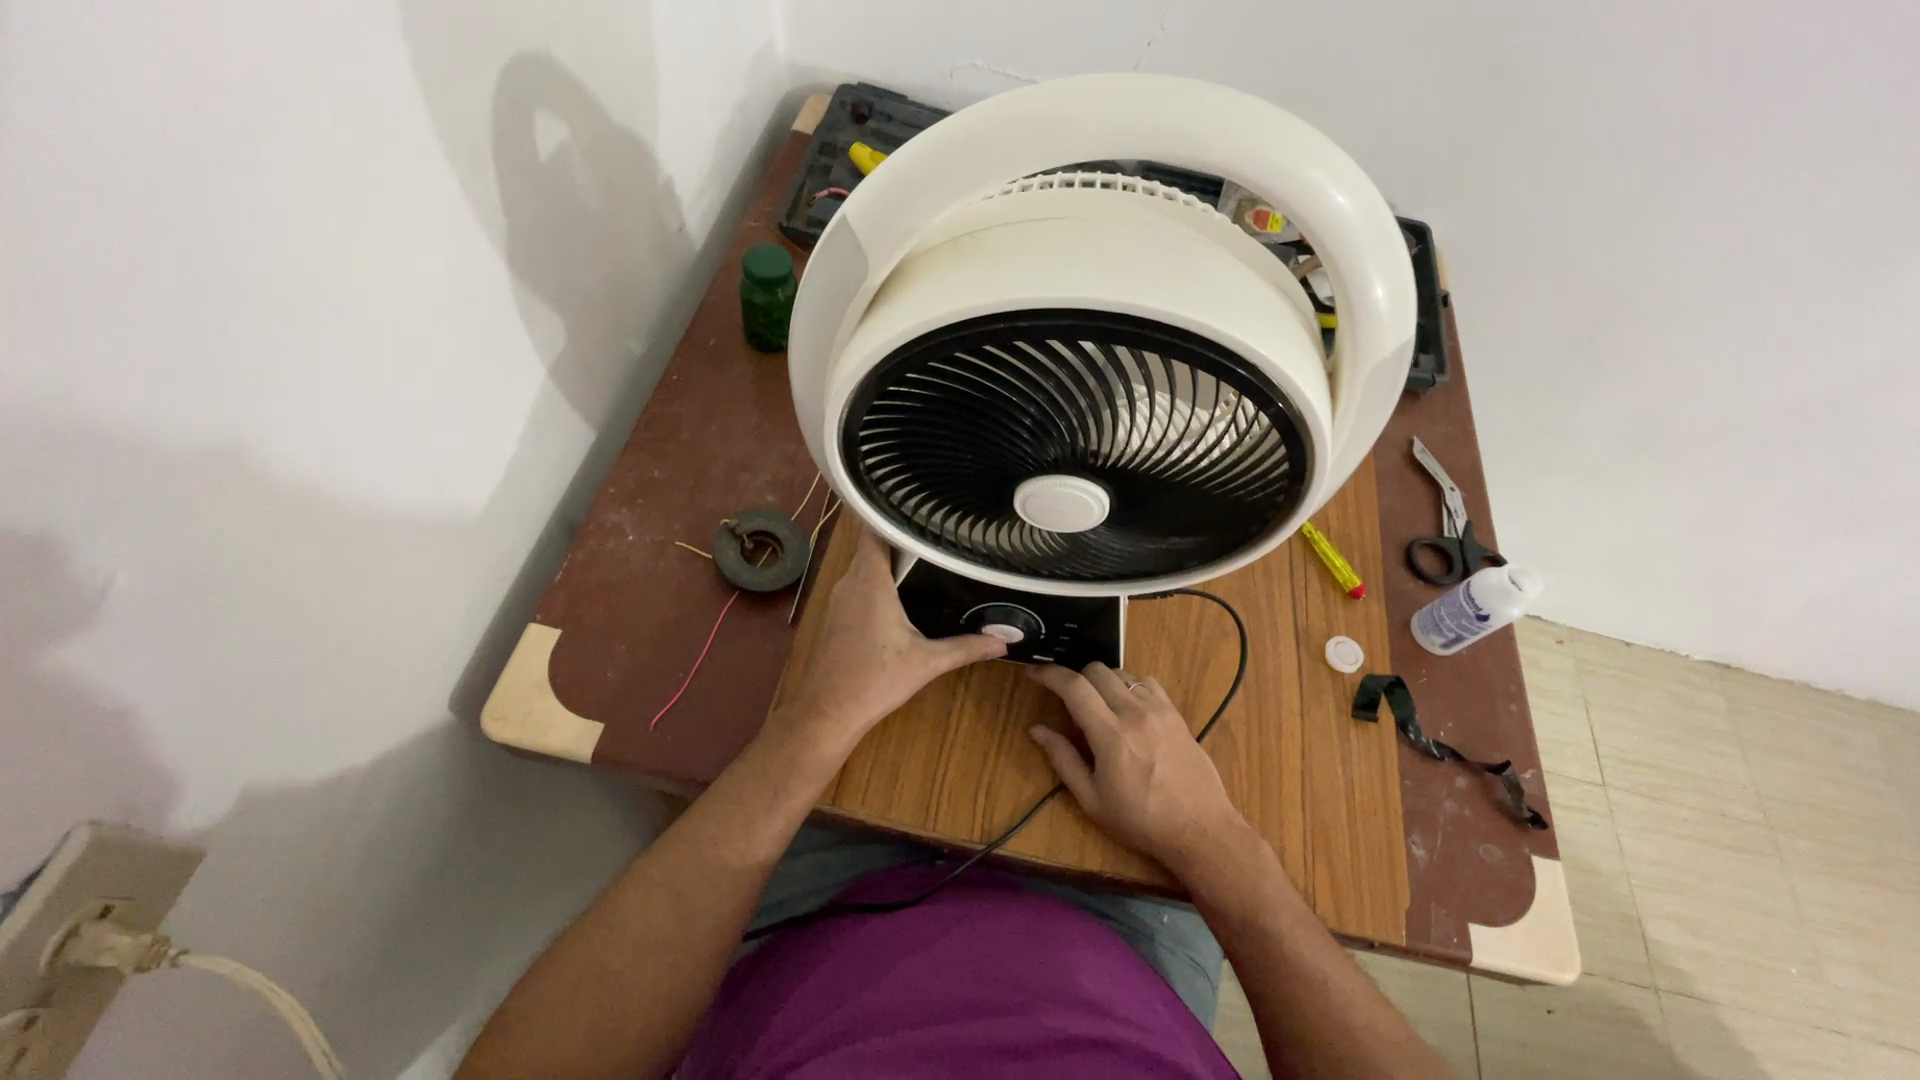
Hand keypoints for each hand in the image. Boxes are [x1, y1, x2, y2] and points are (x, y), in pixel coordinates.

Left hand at [769, 525, 1006, 757]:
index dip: (893, 510)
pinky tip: (903, 590)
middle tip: (937, 528)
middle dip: (902, 535)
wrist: (827, 712)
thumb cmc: (875, 681)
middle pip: (873, 543)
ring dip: (890, 559)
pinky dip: (879, 580)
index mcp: (870, 581)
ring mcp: (840, 598)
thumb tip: (1003, 642)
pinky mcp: (837, 614)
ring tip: (927, 554)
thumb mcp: (927, 662)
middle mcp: (850, 582)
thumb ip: (966, 647)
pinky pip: (859, 583)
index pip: (875, 528)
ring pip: (865, 565)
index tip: (918, 501)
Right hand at [1027, 662, 1251, 876]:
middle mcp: (1135, 713)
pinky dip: (1130, 686)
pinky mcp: (1177, 714)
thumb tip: (1037, 730)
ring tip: (1100, 709)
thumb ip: (1063, 760)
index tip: (1034, 673)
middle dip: (1075, 678)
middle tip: (1070, 705)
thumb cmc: (1141, 821)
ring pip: (1123, 673)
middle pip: (1097, 670)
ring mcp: (1160, 710)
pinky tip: (1128, 709)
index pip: (1074, 686)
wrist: (1200, 829)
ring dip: (1103, 682)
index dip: (1049, 674)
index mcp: (1111, 735)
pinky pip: (1148, 682)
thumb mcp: (1092, 800)